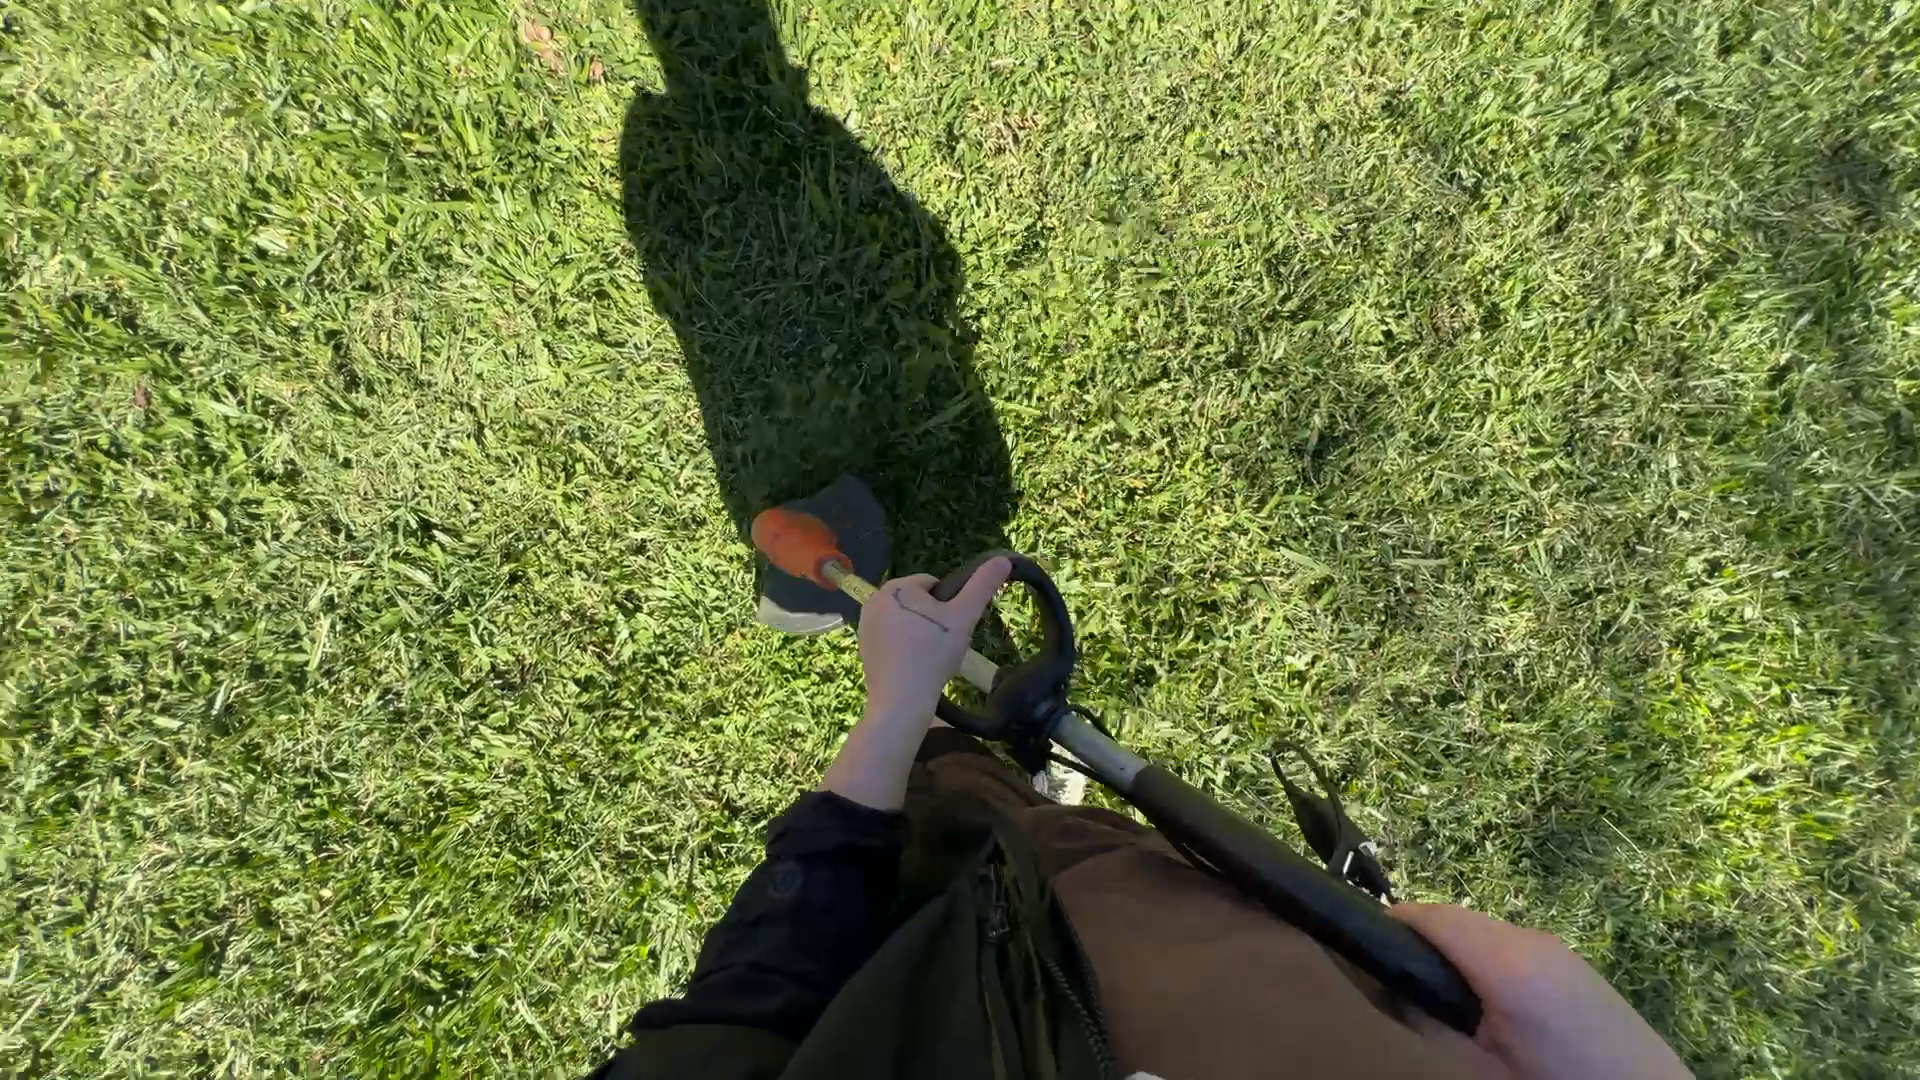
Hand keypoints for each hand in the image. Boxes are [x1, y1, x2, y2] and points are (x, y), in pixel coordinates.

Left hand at [857, 558, 1010, 720]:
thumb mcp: (964, 617)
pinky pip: (893, 638)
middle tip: (943, 644)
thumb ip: (982, 586)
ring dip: (919, 632)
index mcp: (897, 587)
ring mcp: (866, 624)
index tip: (952, 627)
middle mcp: (875, 600)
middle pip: (918, 602)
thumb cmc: (933, 653)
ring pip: (905, 620)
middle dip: (933, 618)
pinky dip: (904, 647)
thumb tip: (1003, 559)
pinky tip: (914, 665)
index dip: (949, 604)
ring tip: (930, 656)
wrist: (902, 699)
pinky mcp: (864, 647)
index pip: (932, 584)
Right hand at [1393, 904, 1692, 1079]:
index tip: (1364, 947)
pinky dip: (1487, 960)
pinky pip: (1511, 946)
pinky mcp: (1576, 966)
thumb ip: (1432, 1023)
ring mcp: (1558, 950)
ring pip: (1481, 930)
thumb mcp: (1482, 1071)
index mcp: (1506, 964)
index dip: (1390, 924)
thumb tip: (1393, 992)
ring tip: (1448, 997)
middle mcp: (1531, 941)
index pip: (1428, 916)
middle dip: (1422, 940)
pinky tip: (1492, 1004)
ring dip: (1455, 949)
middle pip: (1453, 919)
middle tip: (1403, 981)